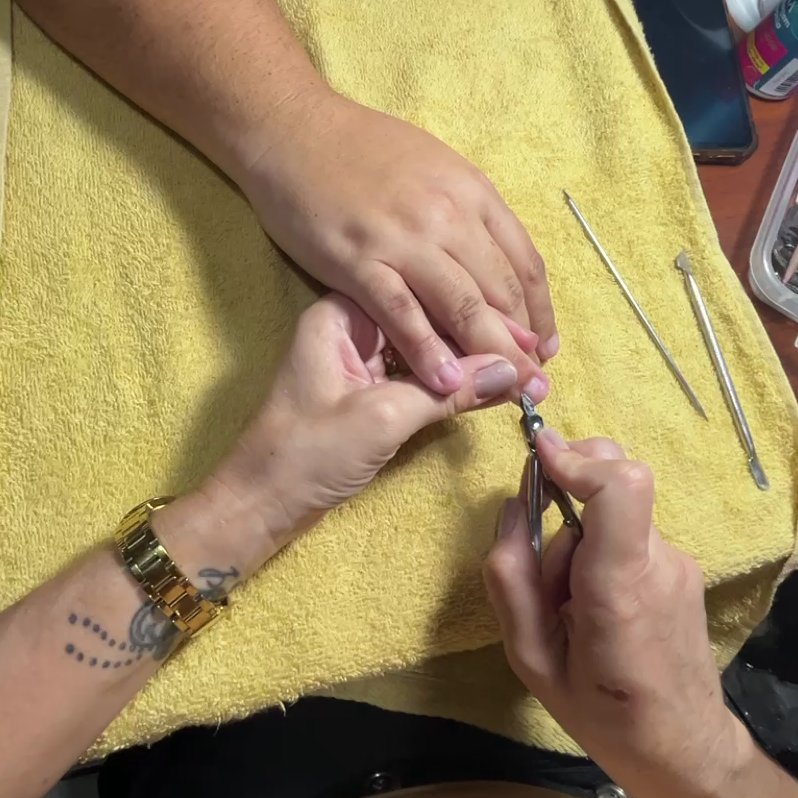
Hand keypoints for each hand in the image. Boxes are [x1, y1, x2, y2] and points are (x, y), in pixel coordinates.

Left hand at [210, 293, 518, 543]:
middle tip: (536, 355)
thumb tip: (514, 372)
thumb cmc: (307, 454)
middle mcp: (351, 325)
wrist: (261, 503)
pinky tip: (488, 388)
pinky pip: (417, 373)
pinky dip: (450, 382)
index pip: (419, 295)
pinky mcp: (366, 388)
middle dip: (478, 338)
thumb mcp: (382, 418)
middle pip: (427, 318)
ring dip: (469, 362)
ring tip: (523, 371)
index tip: (525, 334)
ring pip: (426, 347)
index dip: (473, 312)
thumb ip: (448, 391)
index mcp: (342, 314)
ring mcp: (359, 358)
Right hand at [236, 94, 556, 401]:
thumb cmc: (360, 147)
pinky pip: (402, 314)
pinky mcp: (359, 262)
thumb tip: (492, 258)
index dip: (539, 312)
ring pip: (461, 306)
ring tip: (509, 396)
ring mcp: (403, 239)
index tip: (543, 347)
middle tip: (538, 386)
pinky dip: (427, 351)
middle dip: (524, 345)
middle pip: (500, 291)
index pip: (522, 262)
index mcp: (470, 191)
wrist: (293, 131)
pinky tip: (446, 382)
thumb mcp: (432, 165)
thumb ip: (464, 210)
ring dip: (490, 355)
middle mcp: (447, 215)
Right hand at [483, 431, 751, 797]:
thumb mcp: (528, 656)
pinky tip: (593, 604)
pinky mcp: (682, 565)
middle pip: (613, 480)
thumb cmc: (601, 711)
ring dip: (577, 535)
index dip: (575, 459)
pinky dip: (598, 547)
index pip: (621, 485)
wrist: (686, 751)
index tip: (538, 456)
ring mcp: (678, 560)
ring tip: (568, 601)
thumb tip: (513, 505)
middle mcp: (659, 560)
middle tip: (540, 547)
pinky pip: (627, 531)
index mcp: (619, 585)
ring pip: (613, 510)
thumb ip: (510, 575)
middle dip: (564, 491)